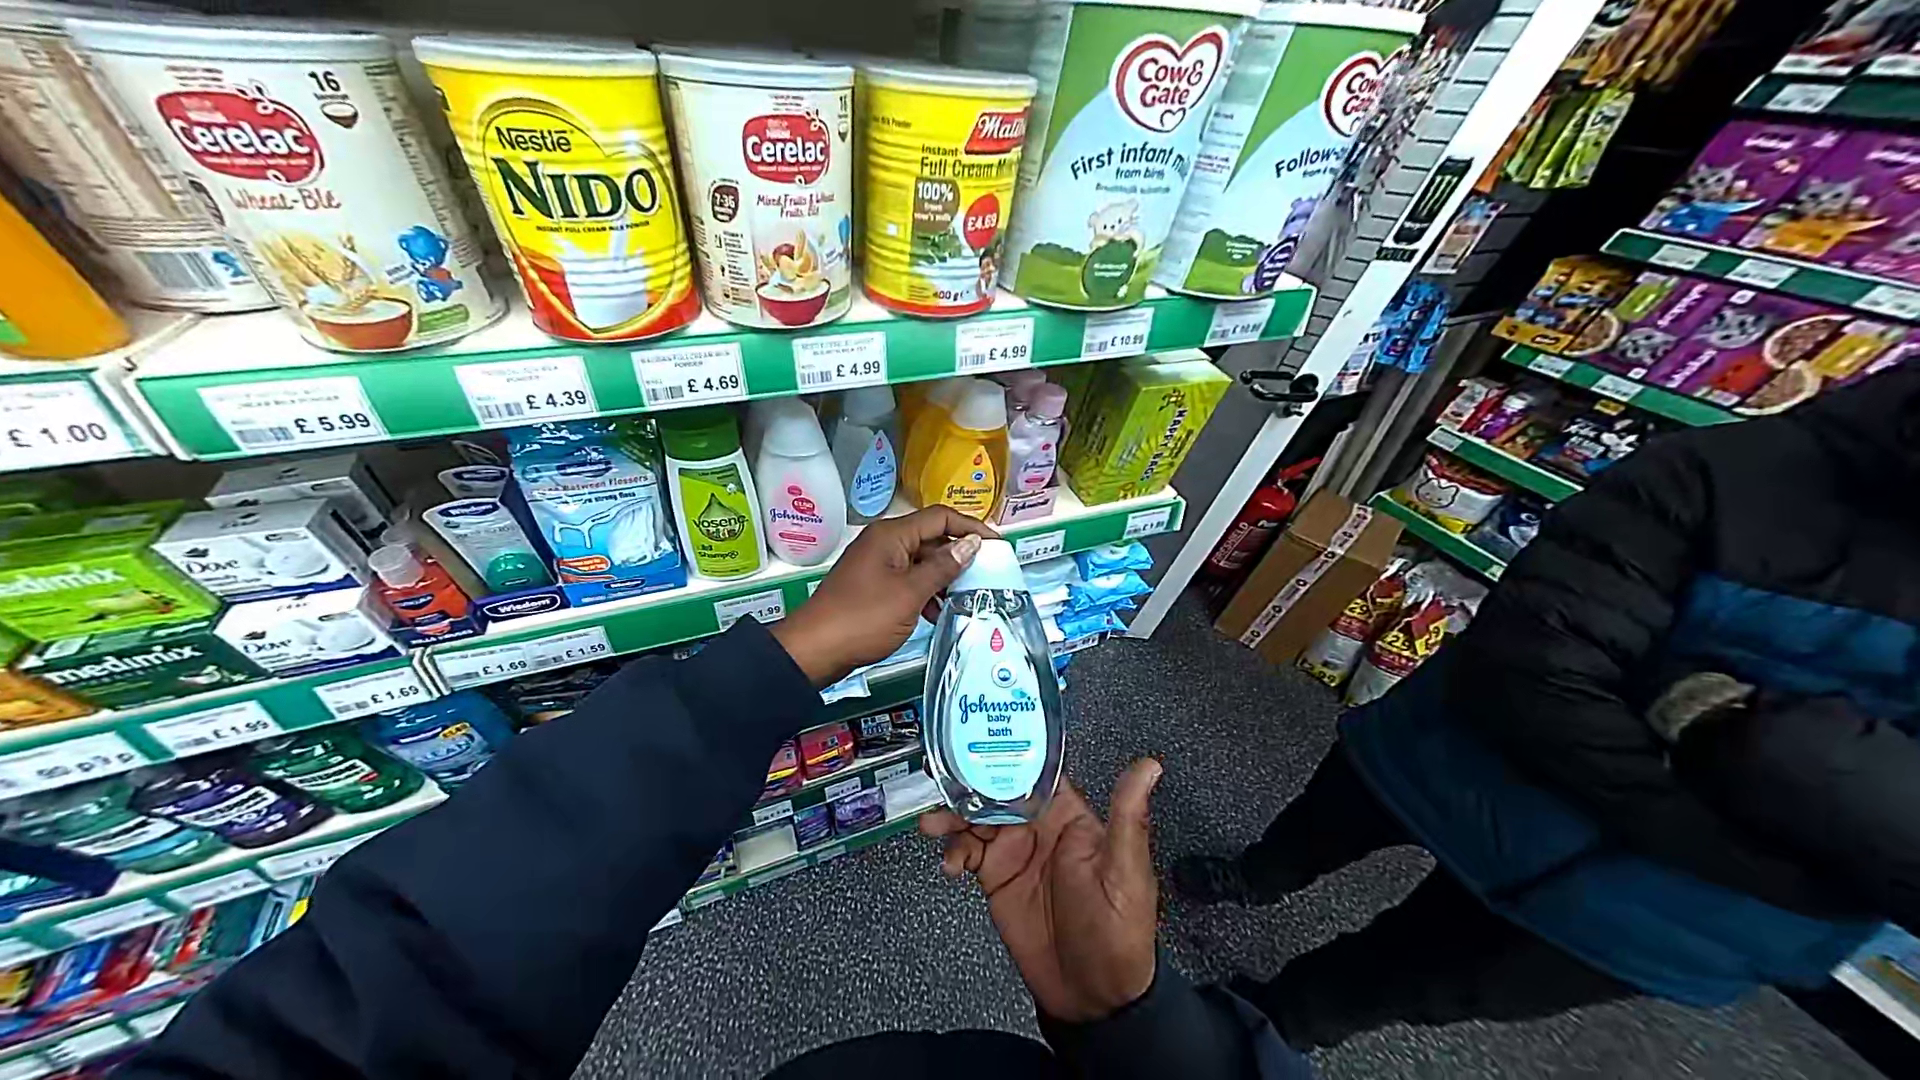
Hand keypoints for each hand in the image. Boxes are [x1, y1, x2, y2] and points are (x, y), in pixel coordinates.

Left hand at [771, 507, 995, 685]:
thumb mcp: (910, 593)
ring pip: (921, 562)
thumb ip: (943, 567)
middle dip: (959, 556)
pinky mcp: (873, 586)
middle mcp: (884, 543)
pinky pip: (907, 580)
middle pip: (931, 539)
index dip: (971, 526)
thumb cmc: (863, 618)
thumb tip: (971, 544)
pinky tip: (937, 613)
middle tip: (986, 576)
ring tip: (964, 599)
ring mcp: (877, 565)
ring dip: (943, 578)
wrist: (815, 650)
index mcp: (892, 535)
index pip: (940, 517)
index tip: (998, 544)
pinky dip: (925, 592)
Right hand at [921, 760, 1162, 1022]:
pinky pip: (967, 851)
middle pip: (997, 790)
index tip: (984, 742)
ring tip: (935, 824)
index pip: (1036, 773)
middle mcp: (1039, 827)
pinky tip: (952, 863)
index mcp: (1069, 816)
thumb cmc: (1119, 934)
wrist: (1091, 998)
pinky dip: (954, 851)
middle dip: (969, 783)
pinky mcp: (996, 877)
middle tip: (944, 782)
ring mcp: (1014, 851)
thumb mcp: (1125, 872)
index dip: (1010, 754)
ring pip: (976, 817)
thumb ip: (1129, 816)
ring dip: (953, 813)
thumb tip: (1148, 767)